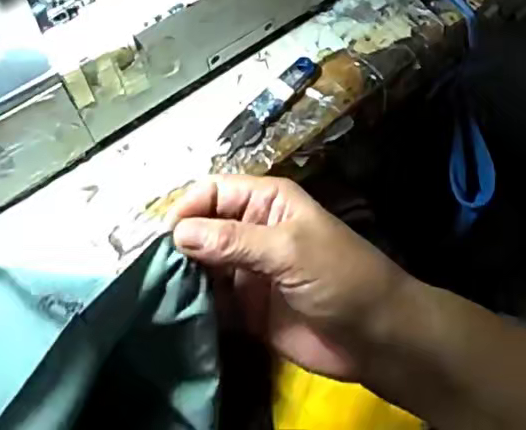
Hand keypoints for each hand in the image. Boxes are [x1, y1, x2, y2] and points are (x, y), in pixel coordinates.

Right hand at [168, 175, 411, 381]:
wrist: (374, 334)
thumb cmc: (339, 275)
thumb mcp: (289, 249)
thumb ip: (235, 240)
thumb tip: (181, 231)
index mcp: (267, 201)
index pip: (217, 191)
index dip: (190, 207)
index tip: (165, 237)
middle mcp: (253, 230)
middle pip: (204, 227)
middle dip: (180, 243)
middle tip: (152, 269)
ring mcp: (249, 270)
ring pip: (203, 264)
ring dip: (182, 275)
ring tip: (156, 293)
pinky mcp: (246, 308)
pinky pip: (212, 300)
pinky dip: (194, 305)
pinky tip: (174, 315)